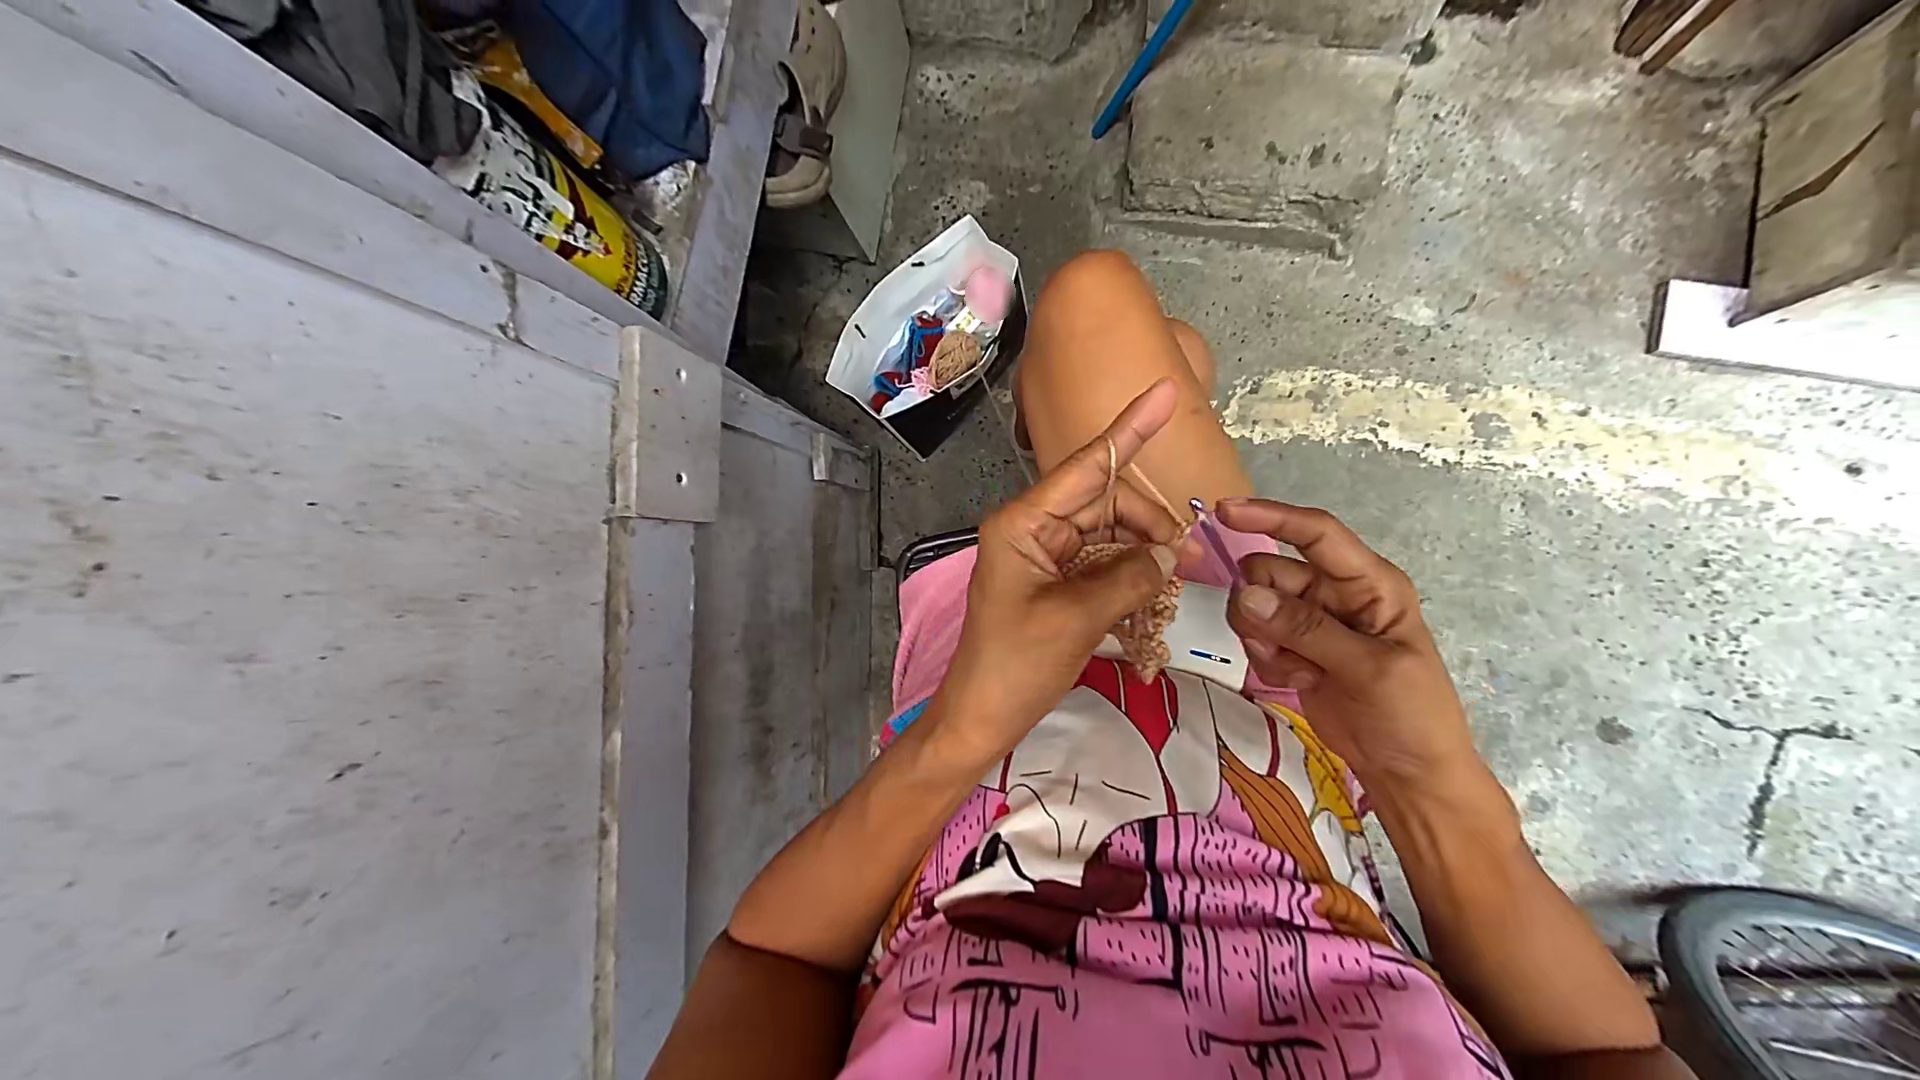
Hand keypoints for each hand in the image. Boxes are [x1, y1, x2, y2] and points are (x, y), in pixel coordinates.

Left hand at [932, 379, 1192, 766]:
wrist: (982, 716)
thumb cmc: (1016, 666)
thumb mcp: (1077, 618)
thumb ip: (1129, 578)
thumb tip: (1168, 555)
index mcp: (1024, 522)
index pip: (1086, 466)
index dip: (1129, 430)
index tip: (1164, 392)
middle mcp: (1033, 528)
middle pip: (1105, 502)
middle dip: (1148, 523)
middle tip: (1186, 558)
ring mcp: (1043, 556)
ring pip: (1109, 535)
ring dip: (1142, 554)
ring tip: (1173, 583)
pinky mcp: (1054, 582)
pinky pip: (1101, 564)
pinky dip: (1128, 578)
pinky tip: (1151, 601)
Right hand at [1216, 498, 1482, 788]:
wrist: (1409, 773)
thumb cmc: (1412, 715)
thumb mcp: (1369, 668)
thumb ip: (1306, 629)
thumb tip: (1246, 595)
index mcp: (1369, 582)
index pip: (1316, 534)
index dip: (1271, 517)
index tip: (1225, 513)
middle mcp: (1334, 592)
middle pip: (1267, 571)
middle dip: (1259, 606)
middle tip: (1277, 646)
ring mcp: (1309, 619)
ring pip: (1252, 603)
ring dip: (1261, 638)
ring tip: (1296, 669)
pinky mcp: (1291, 646)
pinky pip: (1254, 635)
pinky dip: (1265, 658)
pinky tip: (1296, 680)